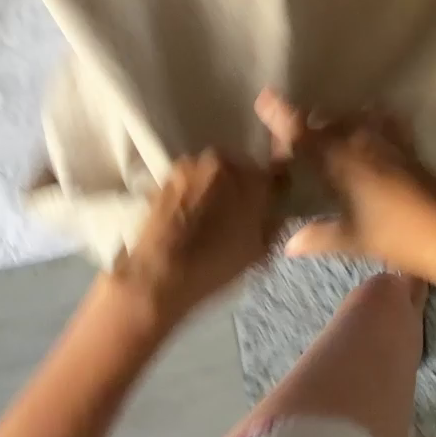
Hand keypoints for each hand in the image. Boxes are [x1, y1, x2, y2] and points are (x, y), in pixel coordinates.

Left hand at [111, 150, 281, 323]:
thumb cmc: (214, 266)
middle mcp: (221, 161)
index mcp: (251, 177)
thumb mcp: (258, 250)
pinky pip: (190, 180)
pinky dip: (194, 192)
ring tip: (211, 216)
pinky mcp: (166, 176)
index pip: (276, 173)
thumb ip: (274, 221)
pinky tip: (190, 216)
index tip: (272, 202)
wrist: (157, 275)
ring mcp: (190, 165)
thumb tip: (278, 208)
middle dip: (243, 186)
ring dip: (216, 187)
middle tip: (240, 213)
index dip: (275, 189)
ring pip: (213, 172)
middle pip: (242, 168)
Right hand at [254, 90, 435, 280]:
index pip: (301, 132)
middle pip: (325, 122)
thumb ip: (318, 236)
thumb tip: (289, 244)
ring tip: (325, 135)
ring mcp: (386, 141)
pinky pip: (381, 124)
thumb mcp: (352, 238)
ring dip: (335, 122)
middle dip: (306, 124)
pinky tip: (367, 130)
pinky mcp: (407, 147)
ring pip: (351, 120)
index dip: (280, 114)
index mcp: (339, 160)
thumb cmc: (395, 235)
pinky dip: (368, 122)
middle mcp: (359, 141)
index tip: (264, 97)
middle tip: (290, 137)